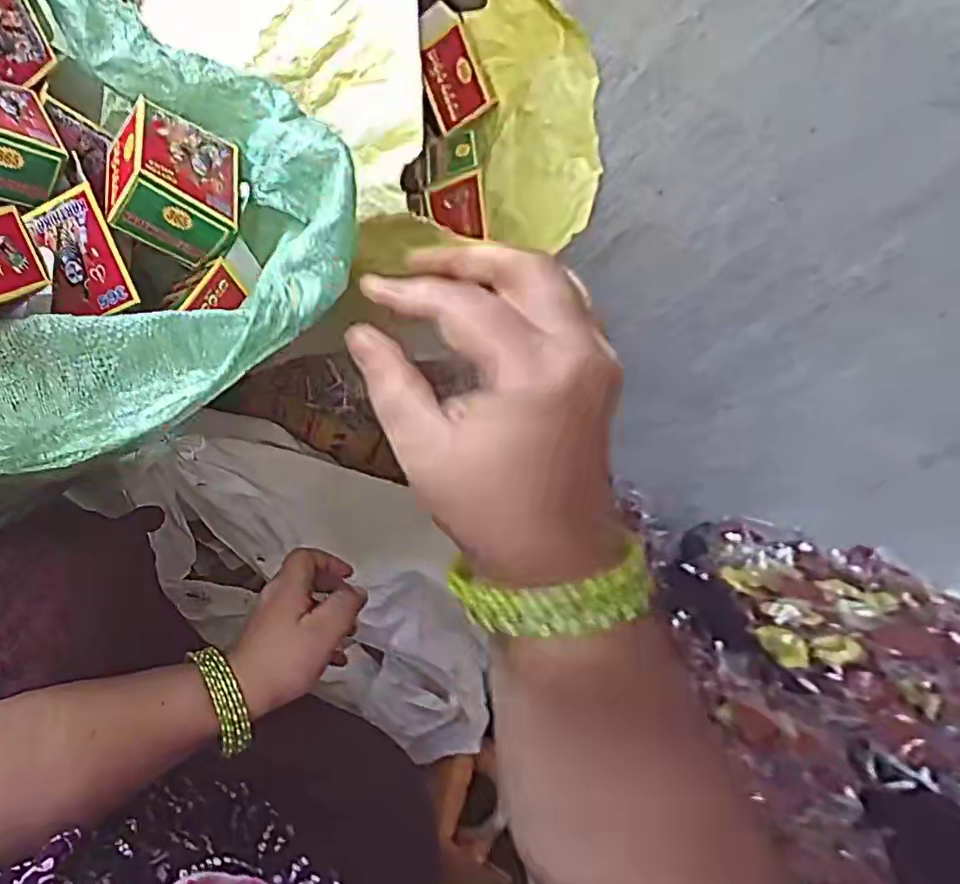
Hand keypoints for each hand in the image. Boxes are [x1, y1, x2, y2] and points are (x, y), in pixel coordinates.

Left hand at [227, 548, 365, 716]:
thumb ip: (344, 605)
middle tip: (351, 609)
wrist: (244, 688)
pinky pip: (296, 625)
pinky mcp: (267, 637)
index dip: (329, 561)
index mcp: (287, 588)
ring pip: (303, 605)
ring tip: (346, 636)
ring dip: (327, 616)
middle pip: (305, 580)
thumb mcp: (325, 630)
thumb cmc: (285, 659)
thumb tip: (355, 591)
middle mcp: (274, 597)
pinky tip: (331, 657)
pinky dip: (316, 633)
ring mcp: (268, 617)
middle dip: (333, 591)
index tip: (348, 577)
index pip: (304, 557)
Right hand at [345, 244, 627, 586]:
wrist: (551, 549)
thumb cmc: (480, 504)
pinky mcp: (598, 365)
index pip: (466, 306)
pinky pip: (563, 302)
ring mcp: (597, 354)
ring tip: (443, 273)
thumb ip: (389, 381)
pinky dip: (521, 289)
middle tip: (411, 263)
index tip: (369, 288)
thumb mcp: (420, 446)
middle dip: (463, 258)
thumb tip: (362, 333)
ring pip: (552, 278)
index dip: (411, 292)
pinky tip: (486, 300)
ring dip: (497, 267)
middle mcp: (578, 348)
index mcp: (532, 371)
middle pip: (526, 269)